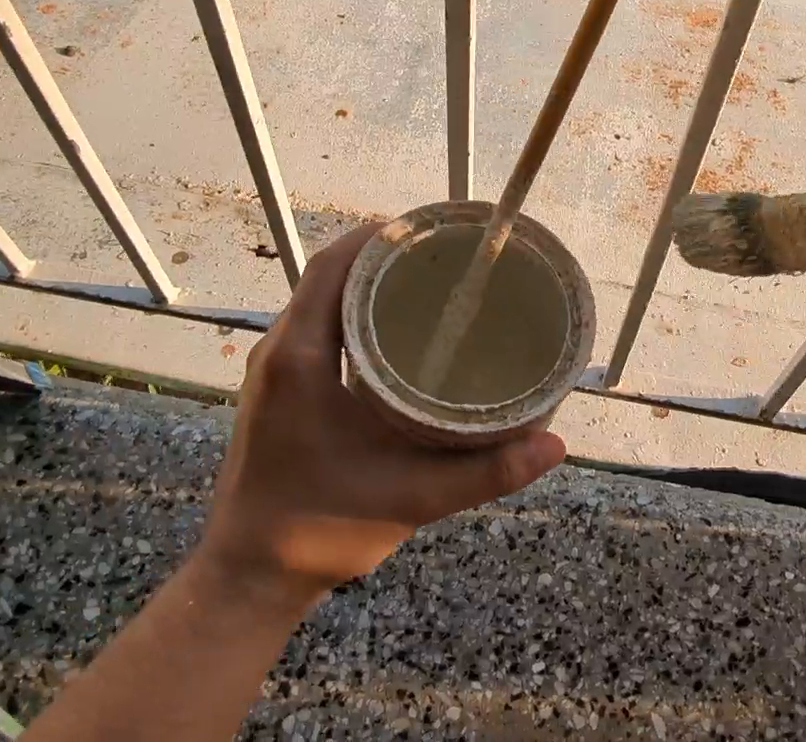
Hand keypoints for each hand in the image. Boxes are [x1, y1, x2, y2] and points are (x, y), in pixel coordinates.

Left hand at [195, 225, 566, 605]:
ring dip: (366, 282)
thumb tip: (556, 445)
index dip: (379, 236)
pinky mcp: (278, 390)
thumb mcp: (412, 498)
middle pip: (328, 275)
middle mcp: (279, 351)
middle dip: (383, 254)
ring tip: (427, 282)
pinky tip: (395, 333)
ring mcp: (273, 371)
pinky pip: (315, 327)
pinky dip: (352, 311)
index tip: (431, 228)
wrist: (250, 577)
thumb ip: (486, 473)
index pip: (333, 268)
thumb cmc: (321, 529)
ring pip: (319, 300)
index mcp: (300, 358)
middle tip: (444, 254)